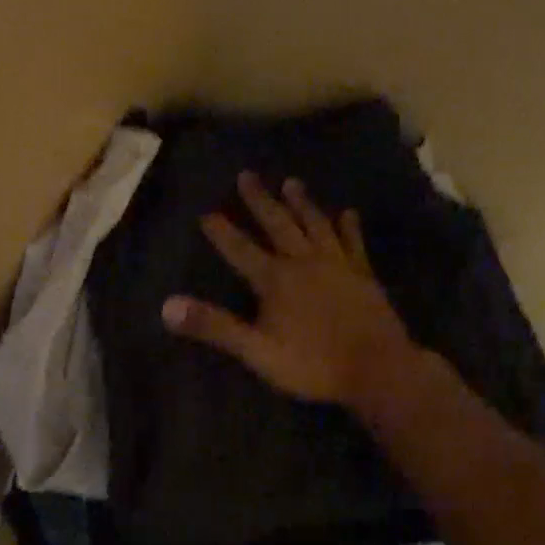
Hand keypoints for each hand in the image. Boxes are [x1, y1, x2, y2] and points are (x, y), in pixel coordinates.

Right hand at [162, 171, 418, 407]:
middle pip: (278, 225)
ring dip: (302, 204)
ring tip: (291, 183)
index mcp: (275, 280)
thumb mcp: (256, 351)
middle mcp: (304, 262)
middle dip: (260, 201)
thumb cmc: (312, 364)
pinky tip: (348, 213)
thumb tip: (167, 307)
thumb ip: (214, 326)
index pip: (240, 249)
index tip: (206, 212)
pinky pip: (353, 243)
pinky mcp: (363, 274)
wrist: (376, 368)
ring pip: (315, 225)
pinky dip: (349, 227)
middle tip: (247, 176)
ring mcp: (337, 265)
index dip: (222, 232)